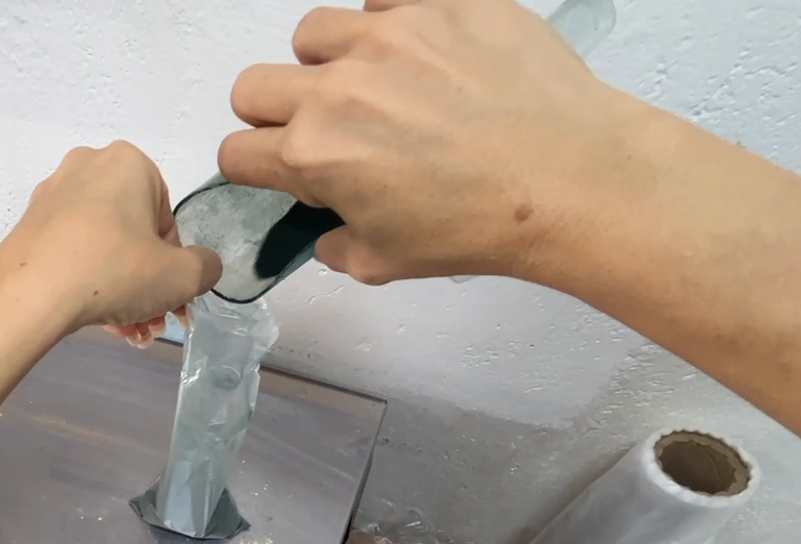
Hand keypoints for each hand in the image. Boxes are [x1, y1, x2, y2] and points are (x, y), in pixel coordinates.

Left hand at [0, 142, 218, 338]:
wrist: (30, 295)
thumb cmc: (114, 273)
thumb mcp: (182, 277)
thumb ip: (205, 268)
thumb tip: (202, 268)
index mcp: (129, 162)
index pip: (165, 221)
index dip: (173, 268)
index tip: (170, 302)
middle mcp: (87, 167)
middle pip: (132, 238)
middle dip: (146, 287)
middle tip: (151, 325)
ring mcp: (51, 198)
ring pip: (102, 251)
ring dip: (121, 295)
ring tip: (128, 334)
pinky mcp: (28, 229)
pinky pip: (71, 257)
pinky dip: (89, 288)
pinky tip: (99, 323)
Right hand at [220, 0, 644, 282]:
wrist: (565, 179)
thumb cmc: (467, 229)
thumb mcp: (376, 261)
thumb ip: (330, 240)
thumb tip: (329, 224)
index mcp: (311, 156)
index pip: (235, 153)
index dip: (251, 169)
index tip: (277, 173)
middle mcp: (336, 90)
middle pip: (251, 87)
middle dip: (269, 115)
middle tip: (315, 132)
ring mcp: (389, 36)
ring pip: (310, 33)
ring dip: (323, 63)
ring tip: (367, 86)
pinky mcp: (442, 2)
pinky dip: (386, 24)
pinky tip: (417, 56)